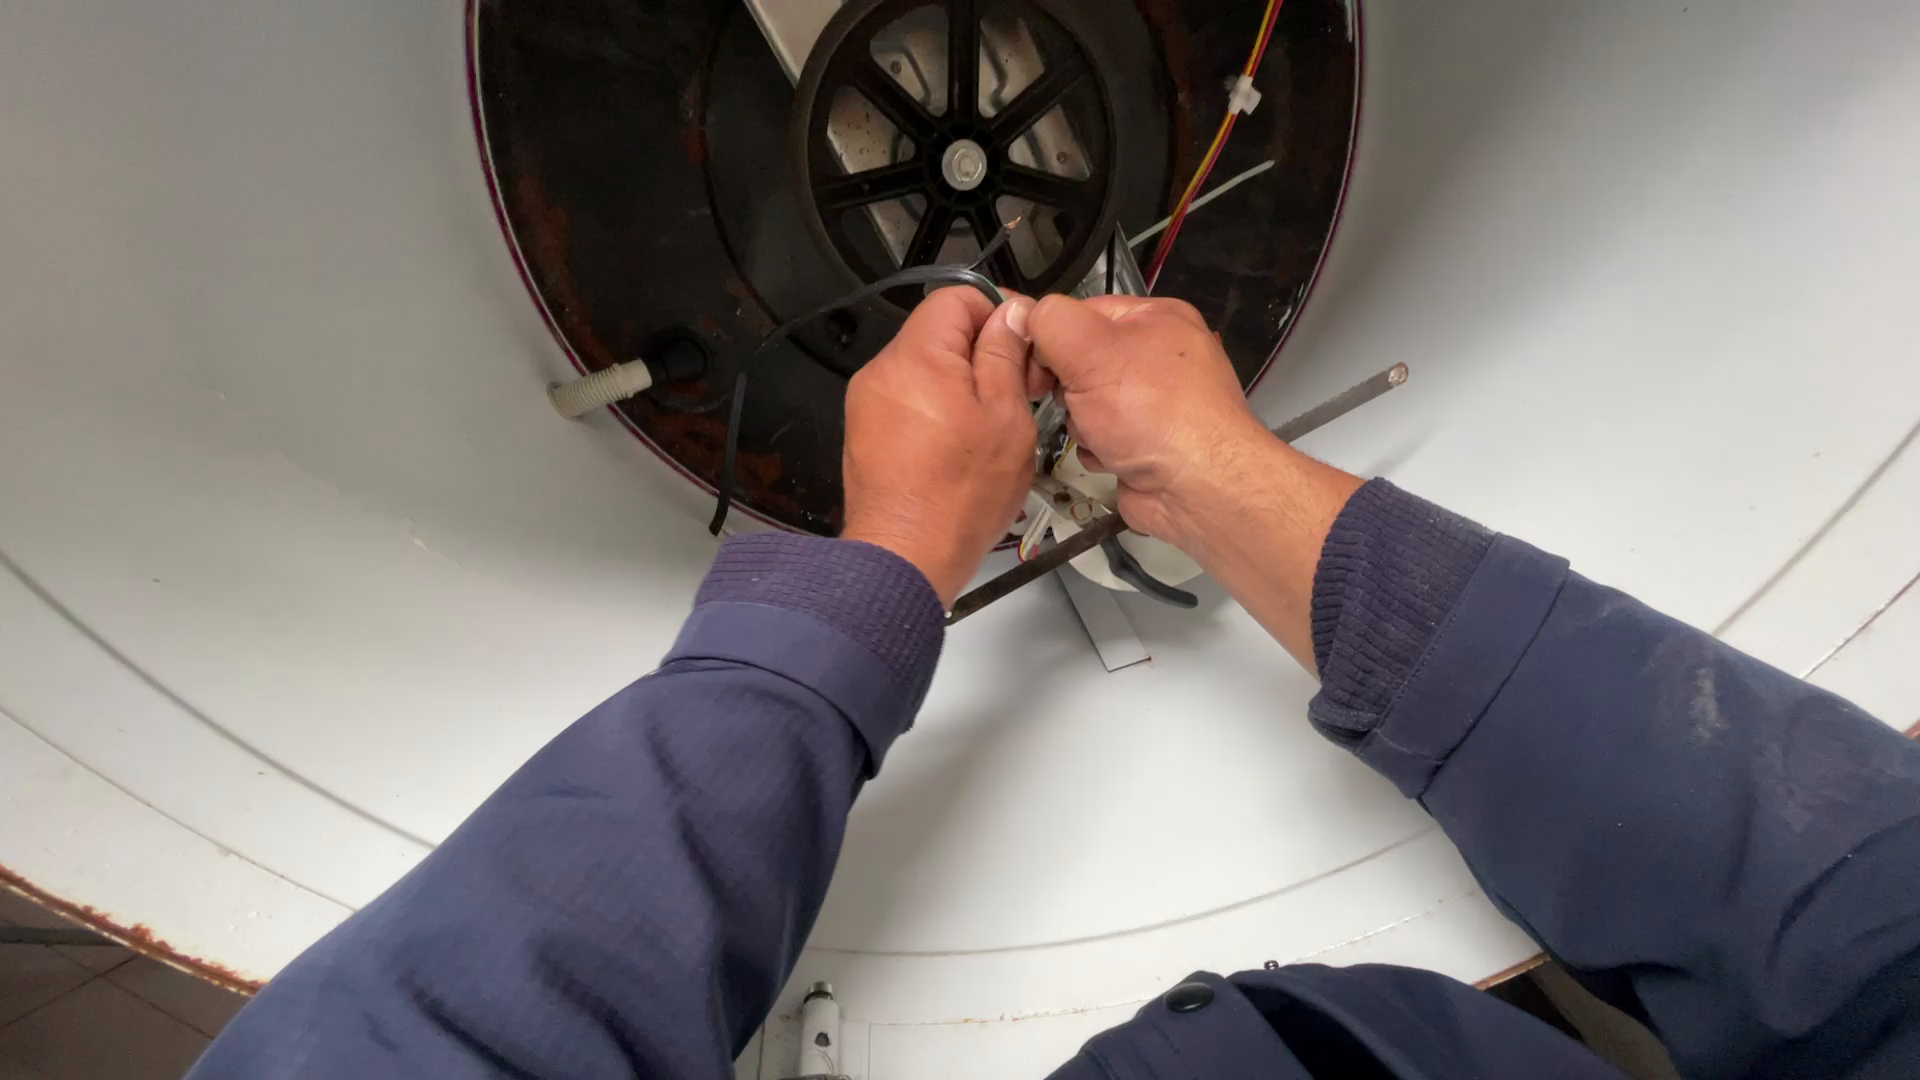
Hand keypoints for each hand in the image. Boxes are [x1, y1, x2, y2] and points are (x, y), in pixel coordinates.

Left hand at [842, 287, 1037, 606]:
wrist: (905, 557)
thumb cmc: (960, 497)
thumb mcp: (1005, 419)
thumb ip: (1005, 356)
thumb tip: (1010, 313)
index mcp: (918, 357)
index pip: (956, 297)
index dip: (995, 312)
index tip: (1022, 345)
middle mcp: (882, 371)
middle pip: (938, 333)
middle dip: (980, 354)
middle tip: (1015, 394)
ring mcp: (867, 403)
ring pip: (923, 369)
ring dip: (959, 386)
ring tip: (986, 429)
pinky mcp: (864, 432)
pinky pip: (906, 401)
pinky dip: (934, 411)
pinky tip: (956, 448)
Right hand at [1025, 294, 1273, 549]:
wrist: (1198, 487)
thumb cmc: (1148, 410)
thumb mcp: (1089, 351)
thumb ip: (1050, 323)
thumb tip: (1019, 312)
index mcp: (1154, 318)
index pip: (1080, 314)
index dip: (1048, 338)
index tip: (1030, 367)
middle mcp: (1157, 356)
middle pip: (1080, 362)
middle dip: (1068, 388)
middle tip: (1074, 403)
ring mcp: (1154, 404)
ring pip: (1086, 404)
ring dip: (1082, 425)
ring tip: (1101, 436)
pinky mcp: (1146, 444)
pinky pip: (1100, 438)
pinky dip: (1099, 451)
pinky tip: (1112, 458)